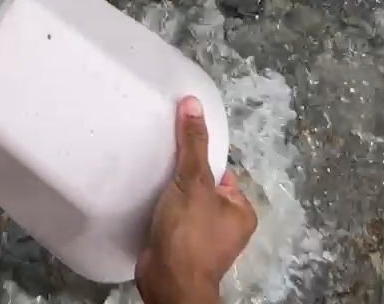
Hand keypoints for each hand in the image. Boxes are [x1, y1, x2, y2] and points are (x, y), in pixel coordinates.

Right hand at [135, 96, 256, 303]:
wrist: (168, 280)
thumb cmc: (190, 233)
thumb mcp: (193, 181)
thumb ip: (192, 143)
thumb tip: (194, 104)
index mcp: (240, 210)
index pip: (219, 168)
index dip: (197, 155)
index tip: (174, 146)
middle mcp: (226, 223)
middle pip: (198, 181)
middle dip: (178, 171)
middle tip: (157, 157)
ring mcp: (202, 235)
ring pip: (182, 197)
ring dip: (165, 188)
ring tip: (147, 173)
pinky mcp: (178, 242)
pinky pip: (169, 212)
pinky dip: (157, 203)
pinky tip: (143, 196)